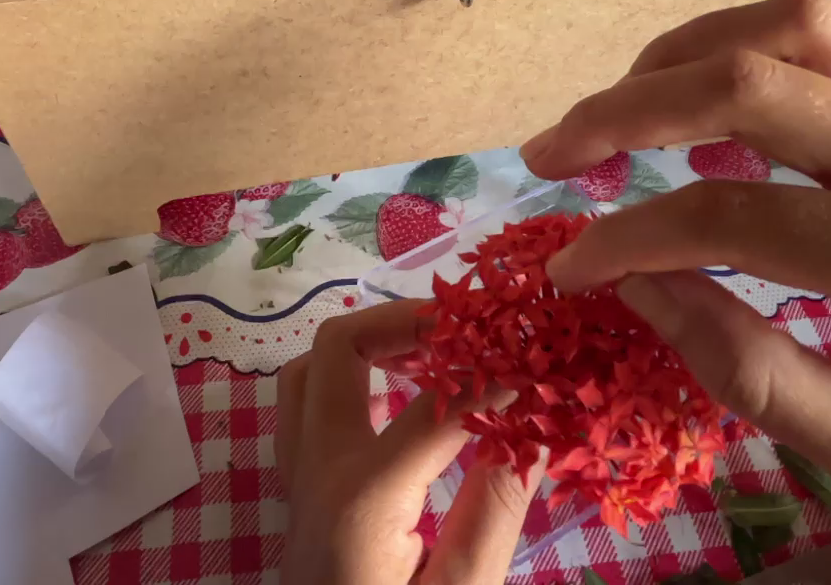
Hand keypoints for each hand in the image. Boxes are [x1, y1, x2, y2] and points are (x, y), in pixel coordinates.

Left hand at [275, 301, 541, 584]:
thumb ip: (494, 508)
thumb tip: (534, 425)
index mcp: (361, 498)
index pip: (433, 406)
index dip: (489, 375)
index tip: (530, 358)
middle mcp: (316, 466)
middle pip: (339, 350)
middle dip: (403, 322)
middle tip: (462, 326)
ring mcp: (297, 472)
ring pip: (311, 368)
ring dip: (368, 343)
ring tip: (429, 350)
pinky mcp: (297, 484)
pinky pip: (306, 402)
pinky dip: (349, 377)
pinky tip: (393, 396)